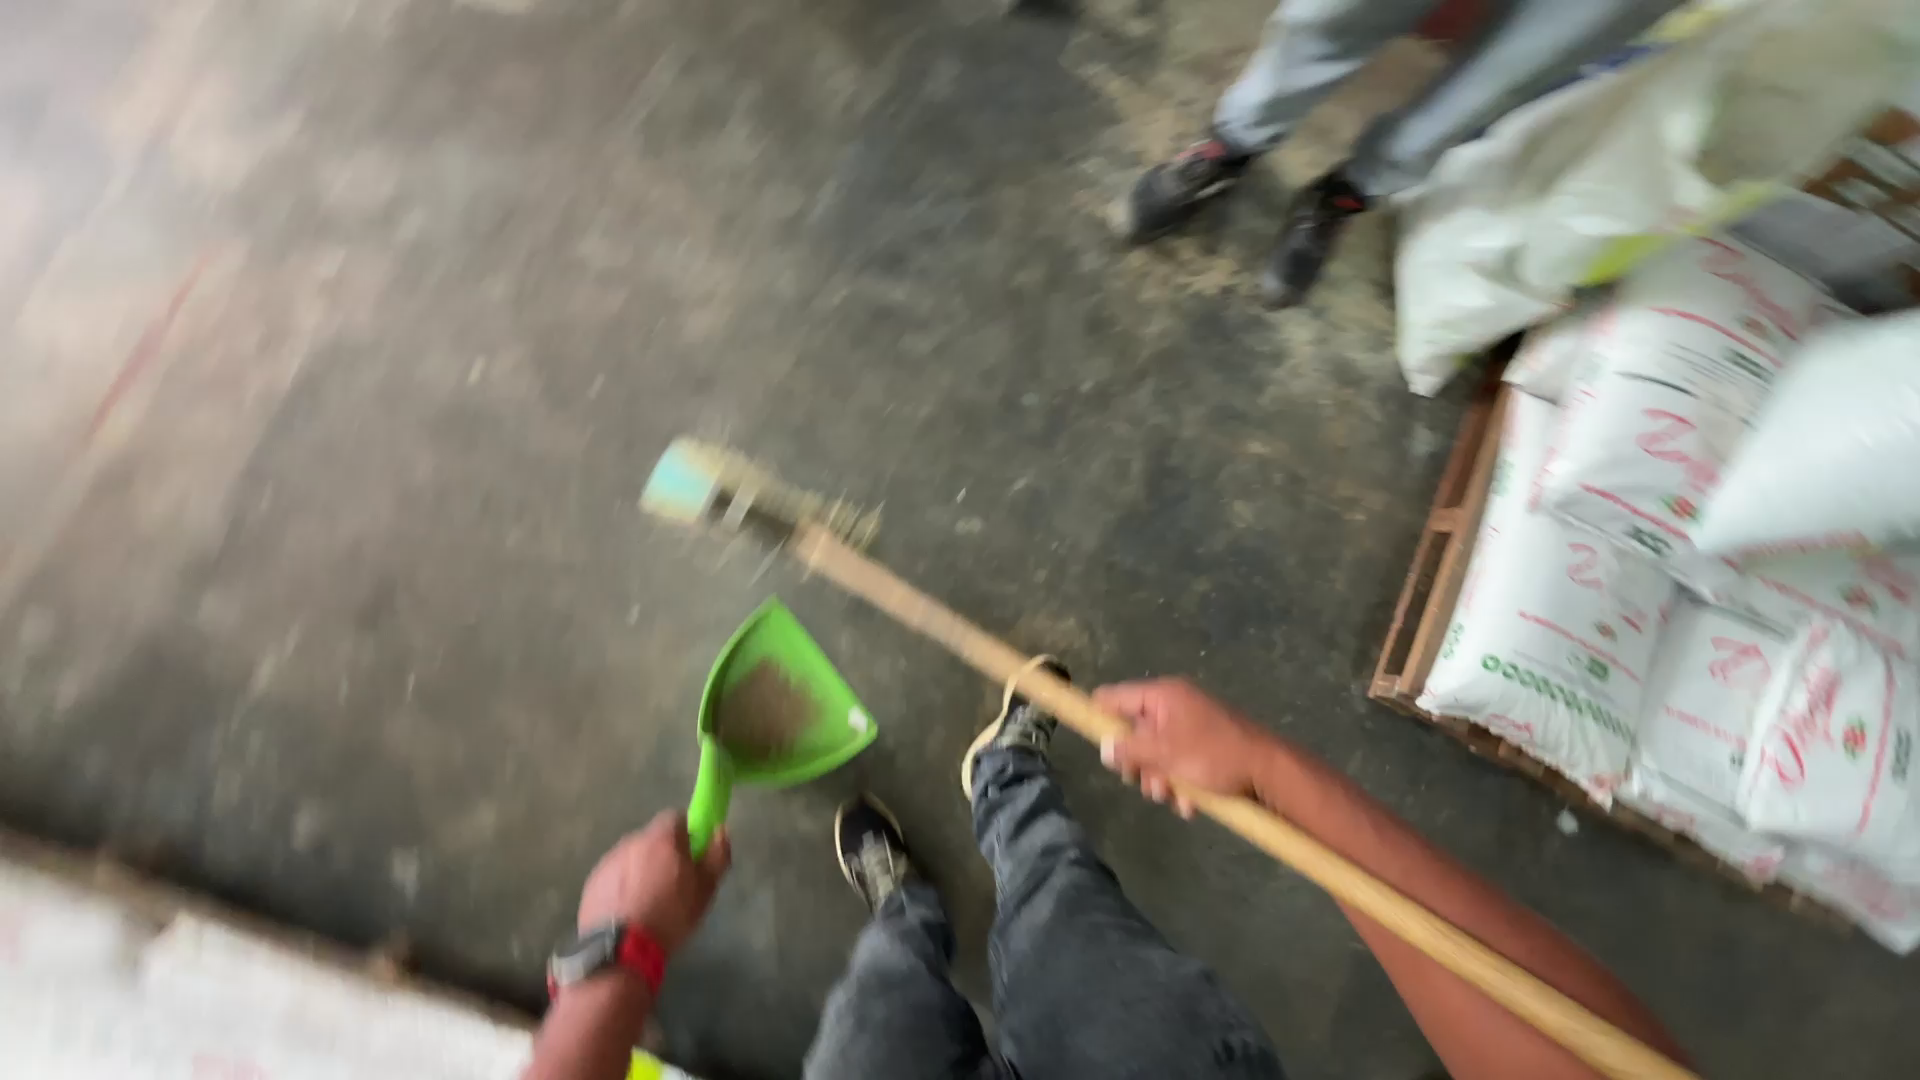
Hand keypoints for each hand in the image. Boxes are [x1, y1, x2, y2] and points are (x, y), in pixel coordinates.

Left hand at [577, 812, 730, 955]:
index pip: (676, 817)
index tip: (693, 855)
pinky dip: (622, 887)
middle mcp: (631, 842)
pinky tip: (628, 913)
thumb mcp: (705, 888)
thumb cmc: (669, 916)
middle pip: (653, 839)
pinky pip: (614, 877)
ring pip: (633, 858)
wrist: (618, 953)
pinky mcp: (591, 885)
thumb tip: (721, 830)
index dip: (688, 833)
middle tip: (673, 883)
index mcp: (660, 838)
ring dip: (642, 871)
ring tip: (649, 902)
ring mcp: (607, 863)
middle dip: (663, 854)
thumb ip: (717, 854)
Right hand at [1093, 678, 1271, 817]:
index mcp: (1161, 695)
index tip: (1098, 746)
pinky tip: (1189, 805)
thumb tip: (1104, 749)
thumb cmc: (1213, 754)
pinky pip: (1178, 761)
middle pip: (1134, 731)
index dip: (1099, 719)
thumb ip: (1130, 749)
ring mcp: (1190, 725)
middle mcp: (1173, 704)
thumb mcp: (1165, 753)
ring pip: (1156, 752)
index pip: (1113, 697)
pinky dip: (1179, 782)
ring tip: (1172, 798)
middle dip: (1138, 764)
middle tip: (1144, 784)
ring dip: (1159, 779)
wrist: (1270, 770)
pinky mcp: (1204, 745)